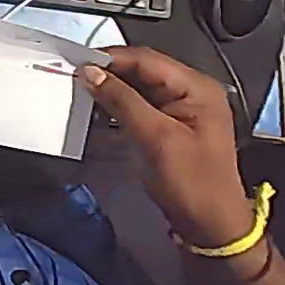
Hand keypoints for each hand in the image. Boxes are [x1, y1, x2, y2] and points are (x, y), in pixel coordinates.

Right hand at [80, 46, 252, 248]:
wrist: (209, 226)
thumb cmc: (190, 181)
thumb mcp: (155, 137)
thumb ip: (122, 100)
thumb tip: (89, 72)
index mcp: (196, 87)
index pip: (146, 59)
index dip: (111, 59)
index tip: (76, 64)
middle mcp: (190, 90)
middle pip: (141, 70)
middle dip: (108, 73)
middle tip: (74, 78)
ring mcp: (179, 107)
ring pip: (136, 86)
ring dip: (110, 89)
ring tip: (81, 92)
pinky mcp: (168, 123)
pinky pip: (137, 104)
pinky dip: (117, 105)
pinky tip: (97, 109)